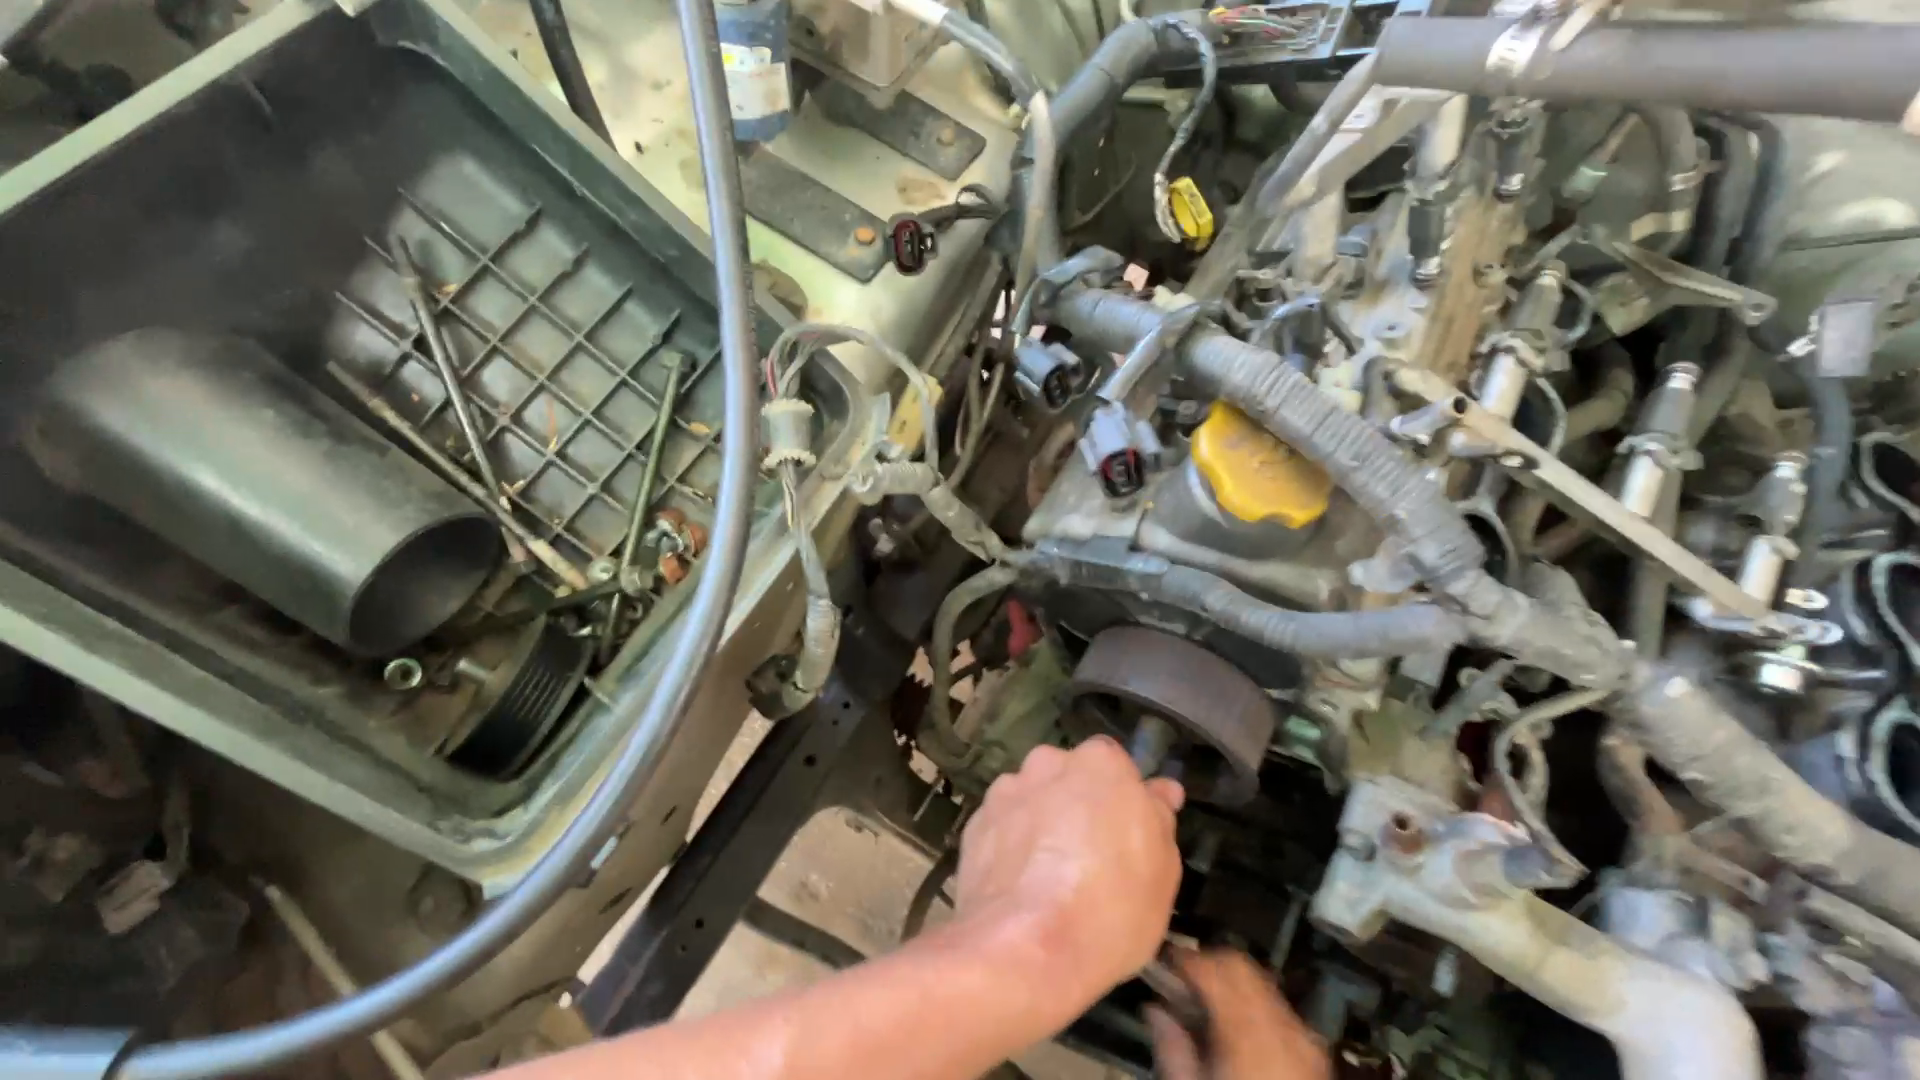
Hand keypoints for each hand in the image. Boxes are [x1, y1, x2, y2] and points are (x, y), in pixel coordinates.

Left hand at [952, 737, 1184, 1005]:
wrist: (1026, 947)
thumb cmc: (1112, 906)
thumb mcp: (1162, 870)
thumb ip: (1158, 818)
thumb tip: (1160, 790)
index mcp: (1100, 763)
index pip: (1115, 764)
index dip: (1121, 797)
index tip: (1126, 833)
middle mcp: (1048, 763)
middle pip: (1068, 775)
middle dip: (1077, 803)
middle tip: (1091, 855)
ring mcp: (1006, 791)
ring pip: (1032, 798)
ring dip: (1041, 822)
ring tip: (1048, 876)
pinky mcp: (974, 823)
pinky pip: (1003, 826)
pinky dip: (1011, 845)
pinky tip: (1020, 885)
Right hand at [1147, 950, 1327, 1079]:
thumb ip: (1172, 1049)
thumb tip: (1154, 1008)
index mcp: (1246, 1035)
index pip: (1213, 969)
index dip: (1184, 959)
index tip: (1164, 963)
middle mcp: (1279, 1026)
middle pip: (1240, 967)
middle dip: (1208, 965)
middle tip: (1181, 981)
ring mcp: (1302, 1040)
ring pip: (1260, 983)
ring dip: (1230, 983)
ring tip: (1204, 1005)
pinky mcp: (1312, 1056)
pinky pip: (1278, 1009)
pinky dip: (1252, 1004)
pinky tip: (1233, 1029)